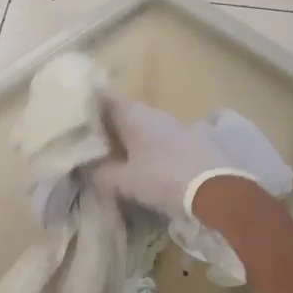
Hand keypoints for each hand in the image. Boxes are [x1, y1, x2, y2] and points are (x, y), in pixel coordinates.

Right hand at [94, 101, 290, 220]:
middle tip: (89, 146)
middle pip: (121, 115)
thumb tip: (83, 168)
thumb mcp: (124, 180)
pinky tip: (145, 167)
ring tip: (115, 160)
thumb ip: (99, 173)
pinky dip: (148, 149)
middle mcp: (153, 113)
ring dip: (129, 140)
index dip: (85, 110)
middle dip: (106, 129)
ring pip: (142, 128)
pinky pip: (160, 140)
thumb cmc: (164, 178)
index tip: (72, 123)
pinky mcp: (193, 141)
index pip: (101, 101)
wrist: (220, 191)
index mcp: (132, 114)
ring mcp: (175, 125)